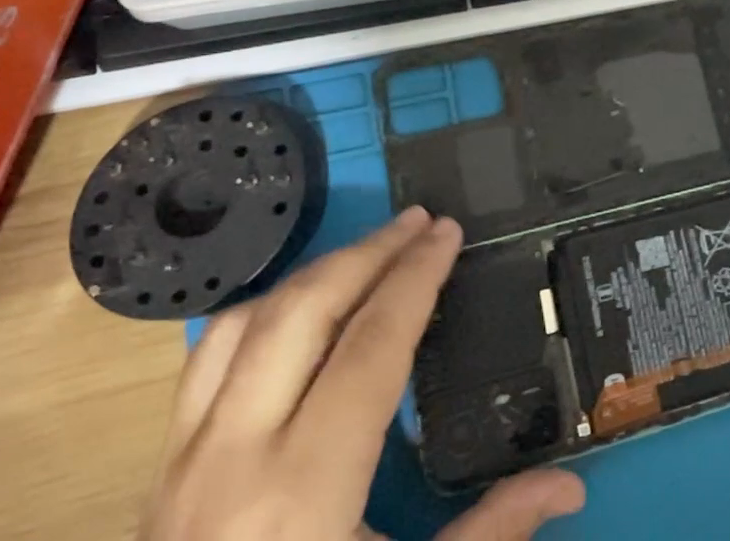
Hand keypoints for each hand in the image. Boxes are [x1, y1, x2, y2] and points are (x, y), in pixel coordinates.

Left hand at [143, 207, 584, 540]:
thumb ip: (489, 535)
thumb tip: (568, 484)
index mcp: (306, 487)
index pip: (370, 348)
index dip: (414, 280)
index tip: (447, 234)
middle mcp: (236, 453)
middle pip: (302, 313)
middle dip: (367, 253)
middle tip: (419, 221)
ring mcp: (185, 456)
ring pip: (244, 322)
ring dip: (313, 274)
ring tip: (368, 253)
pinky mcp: (161, 466)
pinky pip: (205, 357)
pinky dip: (260, 311)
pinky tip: (296, 309)